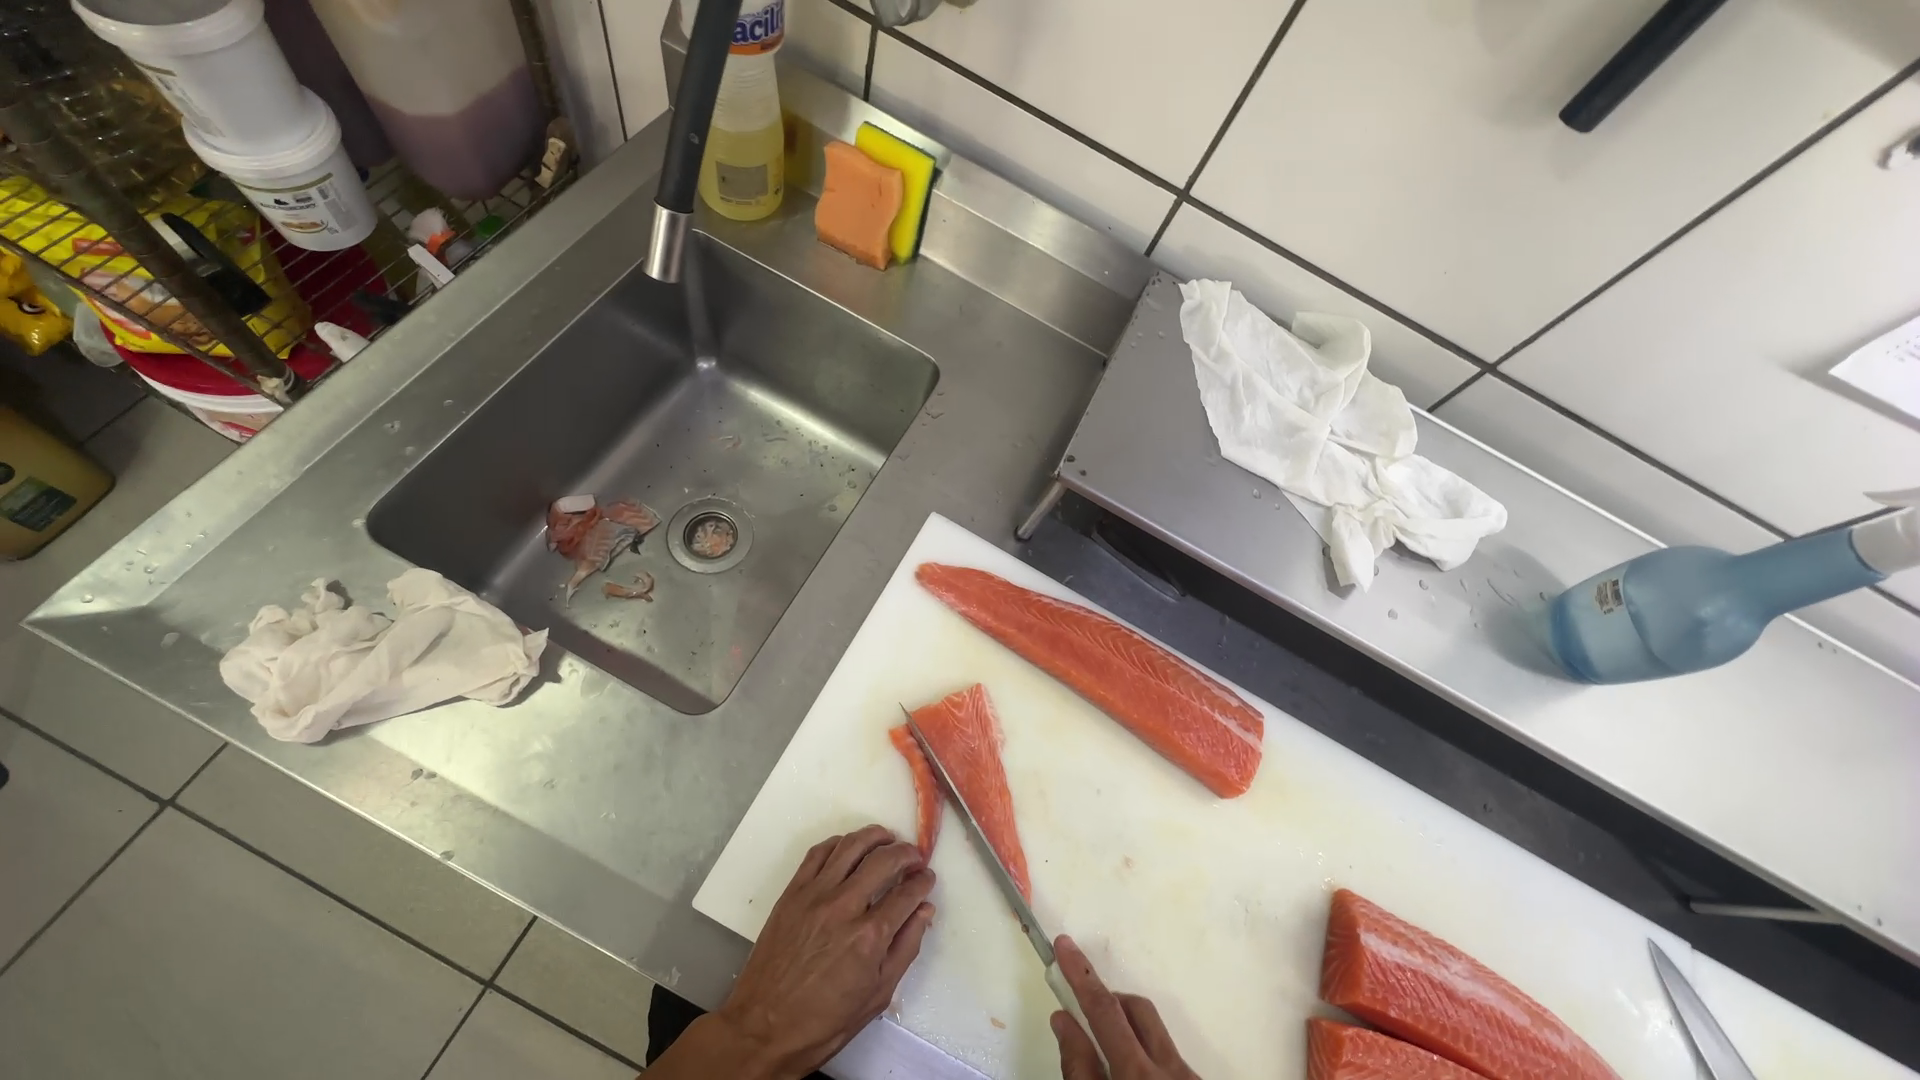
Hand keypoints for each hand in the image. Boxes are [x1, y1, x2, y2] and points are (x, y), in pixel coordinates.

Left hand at [713, 825, 936, 1078]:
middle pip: (884, 860)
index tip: (927, 878)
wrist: (763, 1028)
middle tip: (914, 856)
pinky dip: (839, 842)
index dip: (923, 881)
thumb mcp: (878, 995)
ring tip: (888, 838)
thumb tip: (925, 910)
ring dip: (875, 836)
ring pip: (851, 846)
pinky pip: (818, 853)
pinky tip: (850, 847)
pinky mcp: (792, 892)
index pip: (907, 893)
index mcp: (870, 937)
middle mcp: (844, 906)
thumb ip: (906, 947)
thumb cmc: (825, 1021)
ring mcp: (815, 895)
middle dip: (907, 853)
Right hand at [1052, 935, 1200, 1079]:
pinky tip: (1137, 1074)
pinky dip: (1147, 1051)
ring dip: (1129, 1028)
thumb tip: (1064, 1019)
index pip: (1104, 1010)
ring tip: (1111, 1051)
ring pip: (1156, 1028)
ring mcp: (1191, 1075)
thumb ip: (1078, 1066)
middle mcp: (1171, 1067)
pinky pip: (1170, 1051)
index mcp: (1137, 1074)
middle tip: (1085, 1015)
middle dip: (1109, 999)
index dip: (1081, 975)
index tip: (1064, 944)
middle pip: (1137, 1007)